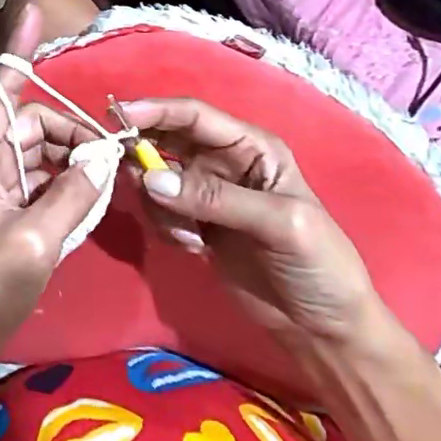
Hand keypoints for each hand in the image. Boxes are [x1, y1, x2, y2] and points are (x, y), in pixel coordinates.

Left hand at [0, 6, 101, 362]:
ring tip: (101, 181)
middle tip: (107, 161)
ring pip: (40, 147)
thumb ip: (73, 194)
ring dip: (71, 157)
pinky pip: (41, 171)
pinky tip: (87, 193)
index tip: (33, 12)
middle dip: (70, 133)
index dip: (18, 53)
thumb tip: (102, 159)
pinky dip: (65, 177)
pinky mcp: (7, 199)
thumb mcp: (36, 240)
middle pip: (31, 121)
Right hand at [117, 98, 401, 360]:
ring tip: (190, 236)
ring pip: (156, 178)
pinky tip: (196, 248)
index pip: (194, 115)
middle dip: (142, 151)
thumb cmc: (318, 264)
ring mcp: (206, 193)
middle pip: (166, 139)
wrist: (323, 329)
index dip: (155, 111)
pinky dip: (165, 226)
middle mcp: (224, 161)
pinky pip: (159, 211)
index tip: (117, 117)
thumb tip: (150, 179)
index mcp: (251, 147)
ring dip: (159, 204)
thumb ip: (215, 198)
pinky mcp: (194, 223)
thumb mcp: (279, 224)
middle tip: (120, 169)